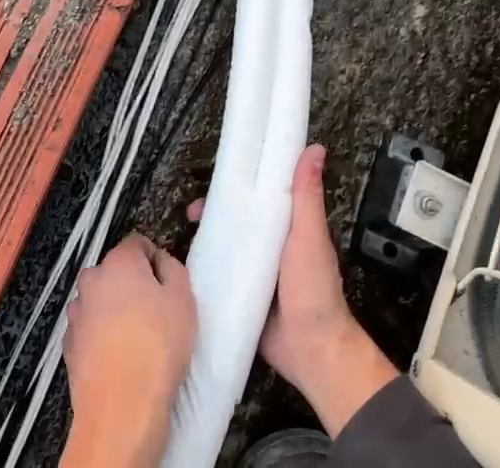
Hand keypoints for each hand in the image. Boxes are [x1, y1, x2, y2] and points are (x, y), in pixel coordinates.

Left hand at [61, 234, 197, 467]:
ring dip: (116, 310)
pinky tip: (120, 358)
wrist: (121, 407)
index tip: (168, 285)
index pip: (137, 243)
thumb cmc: (159, 346)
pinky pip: (91, 329)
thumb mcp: (183, 299)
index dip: (155, 259)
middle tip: (157, 313)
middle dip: (134, 285)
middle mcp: (90, 281)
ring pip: (102, 300)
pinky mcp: (69, 344)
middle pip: (117, 271)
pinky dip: (103, 336)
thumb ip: (173, 268)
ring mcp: (76, 313)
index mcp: (118, 262)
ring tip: (138, 340)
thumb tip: (160, 262)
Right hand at [188, 144, 397, 436]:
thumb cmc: (314, 289)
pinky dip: (203, 266)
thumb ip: (307, 196)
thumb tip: (315, 148)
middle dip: (215, 210)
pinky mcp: (239, 294)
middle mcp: (269, 244)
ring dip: (206, 237)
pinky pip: (218, 273)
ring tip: (185, 237)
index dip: (241, 181)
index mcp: (288, 225)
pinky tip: (184, 266)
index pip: (262, 193)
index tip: (219, 175)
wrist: (310, 351)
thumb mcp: (309, 237)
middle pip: (238, 218)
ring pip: (225, 244)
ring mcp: (253, 270)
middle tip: (193, 211)